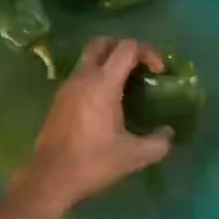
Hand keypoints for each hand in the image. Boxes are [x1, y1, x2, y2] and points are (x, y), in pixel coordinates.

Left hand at [13, 37, 172, 212]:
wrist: (50, 175)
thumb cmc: (93, 162)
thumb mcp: (133, 156)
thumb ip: (157, 142)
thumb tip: (168, 133)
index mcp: (103, 83)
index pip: (127, 47)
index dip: (148, 51)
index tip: (159, 71)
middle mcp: (83, 76)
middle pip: (103, 42)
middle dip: (124, 46)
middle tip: (141, 67)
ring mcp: (68, 84)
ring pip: (89, 56)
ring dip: (108, 60)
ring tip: (127, 84)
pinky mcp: (59, 97)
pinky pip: (80, 73)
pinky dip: (96, 74)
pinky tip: (107, 100)